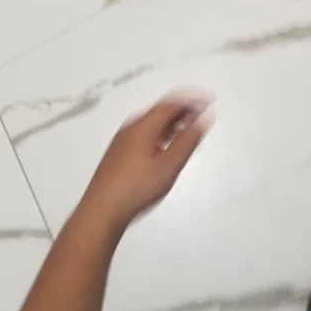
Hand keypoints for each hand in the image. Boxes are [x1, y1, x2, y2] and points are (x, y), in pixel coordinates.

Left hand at [75, 92, 213, 231]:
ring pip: (152, 123)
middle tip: (202, 118)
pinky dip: (161, 134)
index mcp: (144, 125)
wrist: (100, 212)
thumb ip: (189, 140)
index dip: (193, 99)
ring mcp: (122, 140)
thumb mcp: (169, 165)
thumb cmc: (138, 187)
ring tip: (188, 133)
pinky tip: (166, 150)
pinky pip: (144, 134)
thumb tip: (204, 117)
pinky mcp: (118, 154)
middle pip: (161, 110)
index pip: (172, 102)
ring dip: (172, 123)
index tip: (210, 100)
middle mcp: (131, 127)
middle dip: (184, 110)